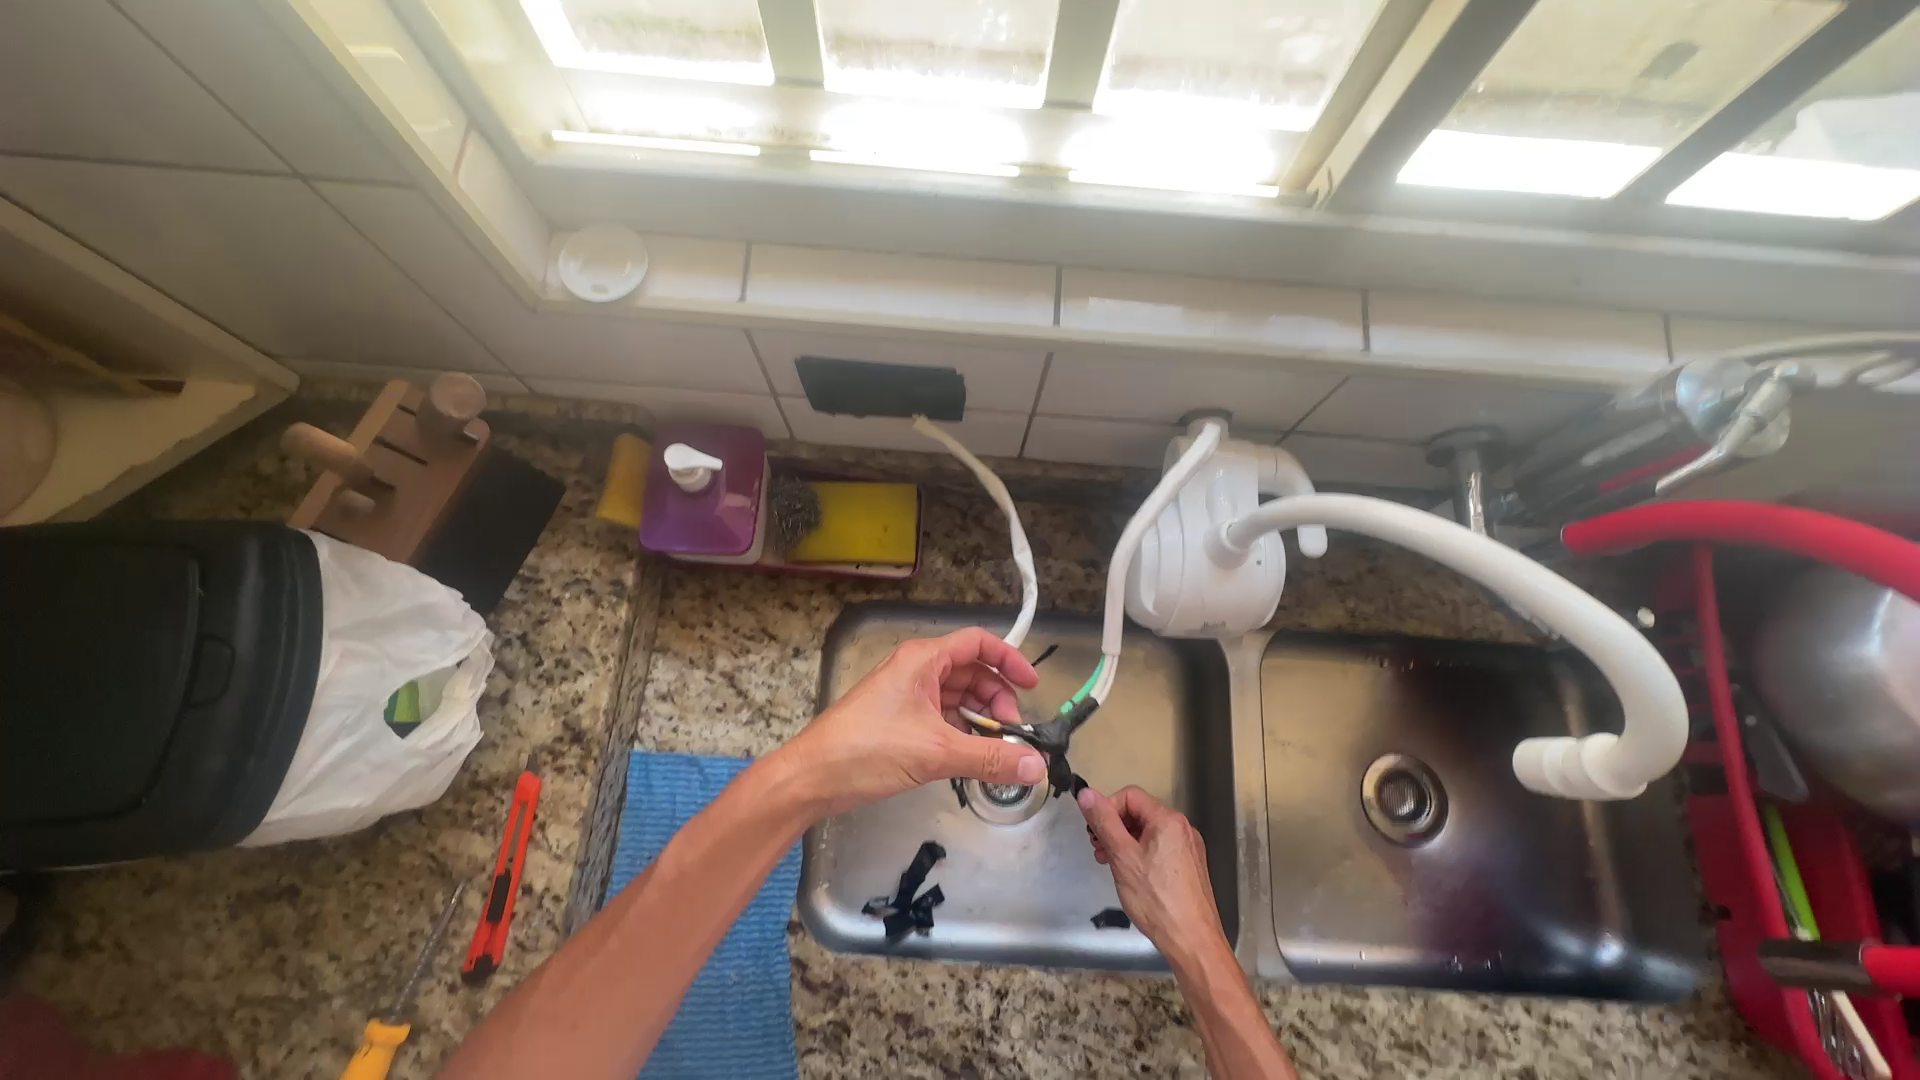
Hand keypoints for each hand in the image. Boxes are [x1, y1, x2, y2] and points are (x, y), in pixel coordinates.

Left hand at [780, 628, 1046, 816]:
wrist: (812, 777)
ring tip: (996, 749)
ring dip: (980, 719)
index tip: (1033, 687)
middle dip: (997, 699)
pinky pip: (942, 718)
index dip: (1009, 660)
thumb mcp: (935, 752)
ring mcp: (906, 696)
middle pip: (971, 672)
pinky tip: (972, 756)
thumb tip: (1036, 766)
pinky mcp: (899, 722)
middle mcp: (916, 670)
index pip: (978, 643)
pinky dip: (962, 732)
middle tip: (1013, 733)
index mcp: (923, 660)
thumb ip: (989, 758)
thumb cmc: (868, 749)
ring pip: (957, 697)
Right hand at [1077, 785, 1228, 967]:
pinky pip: (1160, 848)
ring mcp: (1189, 848)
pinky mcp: (1190, 866)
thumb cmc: (1156, 899)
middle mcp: (1182, 827)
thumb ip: (1103, 821)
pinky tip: (1132, 876)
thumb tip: (1085, 792)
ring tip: (1111, 865)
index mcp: (1168, 819)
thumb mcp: (1122, 857)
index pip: (1129, 796)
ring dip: (1125, 842)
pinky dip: (1141, 854)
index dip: (1107, 809)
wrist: (1193, 941)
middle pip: (1139, 813)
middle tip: (1099, 851)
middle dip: (1114, 827)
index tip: (1095, 834)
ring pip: (1148, 832)